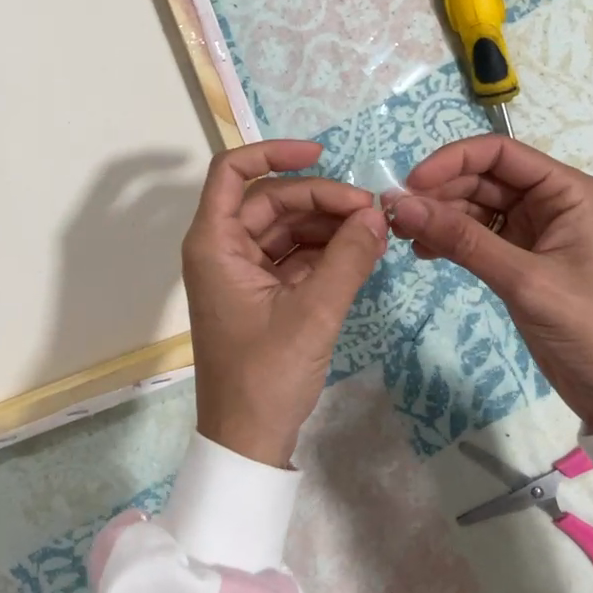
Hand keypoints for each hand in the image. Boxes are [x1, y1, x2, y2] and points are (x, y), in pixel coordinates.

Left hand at [182, 141, 388, 467]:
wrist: (248, 440)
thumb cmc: (266, 374)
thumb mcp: (313, 312)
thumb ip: (347, 258)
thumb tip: (377, 213)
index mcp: (214, 243)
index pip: (231, 172)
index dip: (273, 153)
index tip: (321, 153)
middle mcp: (222, 248)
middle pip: (270, 200)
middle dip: (319, 199)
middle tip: (371, 211)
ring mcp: (241, 270)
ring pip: (284, 227)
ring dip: (326, 225)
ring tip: (375, 230)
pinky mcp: (260, 292)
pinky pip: (292, 255)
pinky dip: (324, 251)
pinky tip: (361, 251)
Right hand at [385, 135, 592, 433]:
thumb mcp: (526, 281)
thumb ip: (463, 240)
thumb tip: (400, 205)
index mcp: (565, 192)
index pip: (498, 153)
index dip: (450, 161)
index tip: (410, 186)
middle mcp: (548, 203)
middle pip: (480, 178)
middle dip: (437, 193)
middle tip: (395, 218)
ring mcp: (533, 232)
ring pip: (473, 207)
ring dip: (438, 217)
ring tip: (404, 237)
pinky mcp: (520, 262)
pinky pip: (475, 236)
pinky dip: (448, 240)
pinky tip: (424, 253)